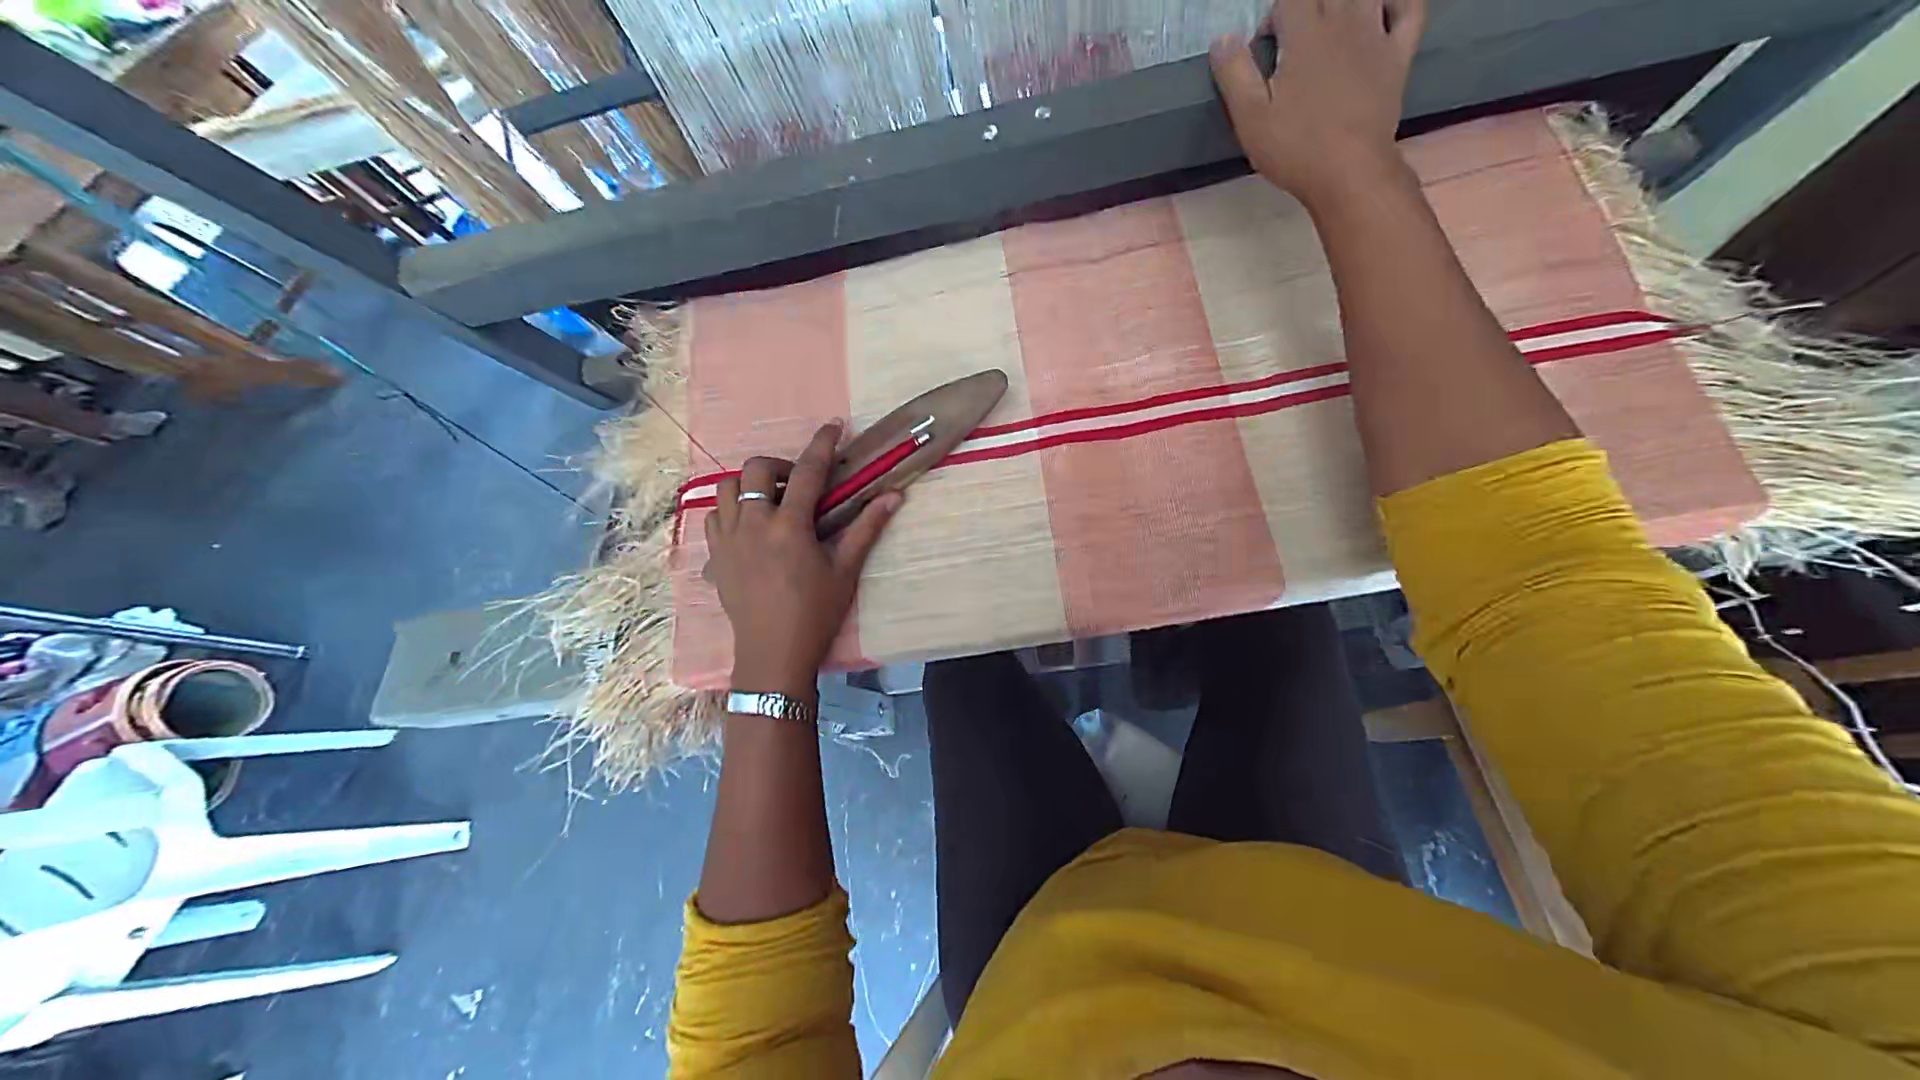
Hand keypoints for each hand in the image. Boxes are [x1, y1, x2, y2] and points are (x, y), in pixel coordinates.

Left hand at [706, 422, 902, 698]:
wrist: (773, 655)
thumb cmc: (815, 614)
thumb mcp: (846, 571)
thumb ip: (866, 529)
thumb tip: (895, 495)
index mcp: (789, 526)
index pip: (807, 472)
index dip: (822, 445)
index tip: (833, 427)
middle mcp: (752, 525)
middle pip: (754, 469)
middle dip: (778, 466)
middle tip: (798, 485)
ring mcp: (727, 541)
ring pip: (726, 490)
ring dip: (749, 487)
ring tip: (770, 503)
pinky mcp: (714, 558)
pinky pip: (713, 519)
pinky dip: (730, 513)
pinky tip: (748, 529)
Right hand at [1211, 0, 1426, 206]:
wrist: (1349, 171)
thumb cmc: (1294, 147)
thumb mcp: (1250, 118)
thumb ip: (1234, 73)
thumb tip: (1223, 37)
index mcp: (1305, 34)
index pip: (1288, 0)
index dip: (1272, 17)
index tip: (1265, 49)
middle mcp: (1344, 21)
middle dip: (1305, 7)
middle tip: (1293, 41)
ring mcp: (1376, 34)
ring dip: (1342, 4)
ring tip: (1328, 27)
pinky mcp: (1398, 54)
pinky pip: (1410, 9)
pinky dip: (1398, 1)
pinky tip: (1383, 8)